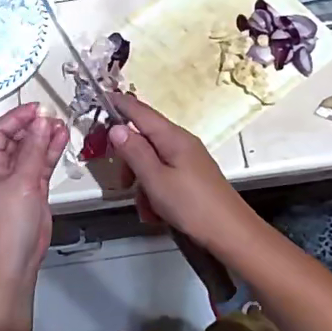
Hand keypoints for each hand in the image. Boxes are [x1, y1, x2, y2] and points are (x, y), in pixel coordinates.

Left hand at [0, 102, 68, 278]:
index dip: (17, 118)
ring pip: (31, 151)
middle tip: (53, 116)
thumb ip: (34, 149)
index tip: (37, 108)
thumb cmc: (7, 226)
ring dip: (45, 138)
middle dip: (34, 126)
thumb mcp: (22, 181)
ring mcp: (16, 180)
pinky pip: (41, 164)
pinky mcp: (32, 190)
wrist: (14, 260)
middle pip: (16, 139)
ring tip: (62, 125)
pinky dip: (51, 152)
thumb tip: (41, 122)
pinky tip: (62, 140)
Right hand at [107, 94, 256, 247]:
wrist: (230, 233)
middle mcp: (181, 144)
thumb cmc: (192, 205)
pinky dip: (155, 194)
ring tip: (147, 208)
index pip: (141, 112)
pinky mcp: (191, 178)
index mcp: (173, 137)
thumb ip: (134, 152)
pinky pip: (164, 178)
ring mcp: (187, 161)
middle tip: (125, 184)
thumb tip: (117, 127)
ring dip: (142, 184)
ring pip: (152, 164)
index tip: (101, 97)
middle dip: (130, 162)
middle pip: (144, 141)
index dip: (120, 104)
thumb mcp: (155, 179)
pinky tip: (158, 214)